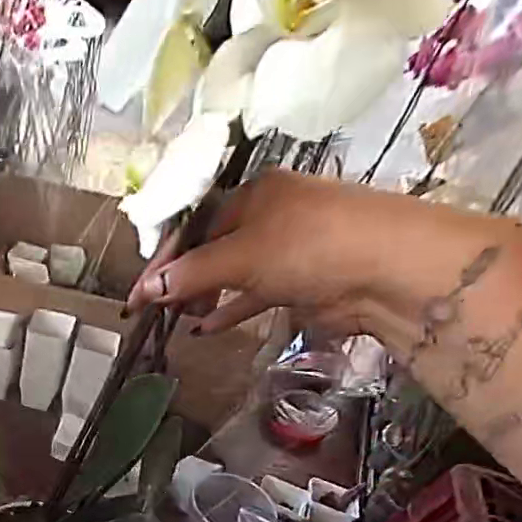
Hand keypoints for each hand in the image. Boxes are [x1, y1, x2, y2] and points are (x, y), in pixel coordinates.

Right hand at [126, 170, 490, 354]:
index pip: (194, 224)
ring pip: (232, 273)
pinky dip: (232, 311)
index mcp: (253, 192)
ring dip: (205, 296)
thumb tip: (148, 289)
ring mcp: (287, 250)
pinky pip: (254, 296)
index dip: (162, 259)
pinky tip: (206, 329)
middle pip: (211, 247)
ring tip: (177, 318)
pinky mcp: (300, 283)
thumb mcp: (243, 255)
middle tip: (155, 310)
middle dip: (181, 279)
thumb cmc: (308, 245)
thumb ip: (193, 274)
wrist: (384, 269)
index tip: (137, 293)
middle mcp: (268, 215)